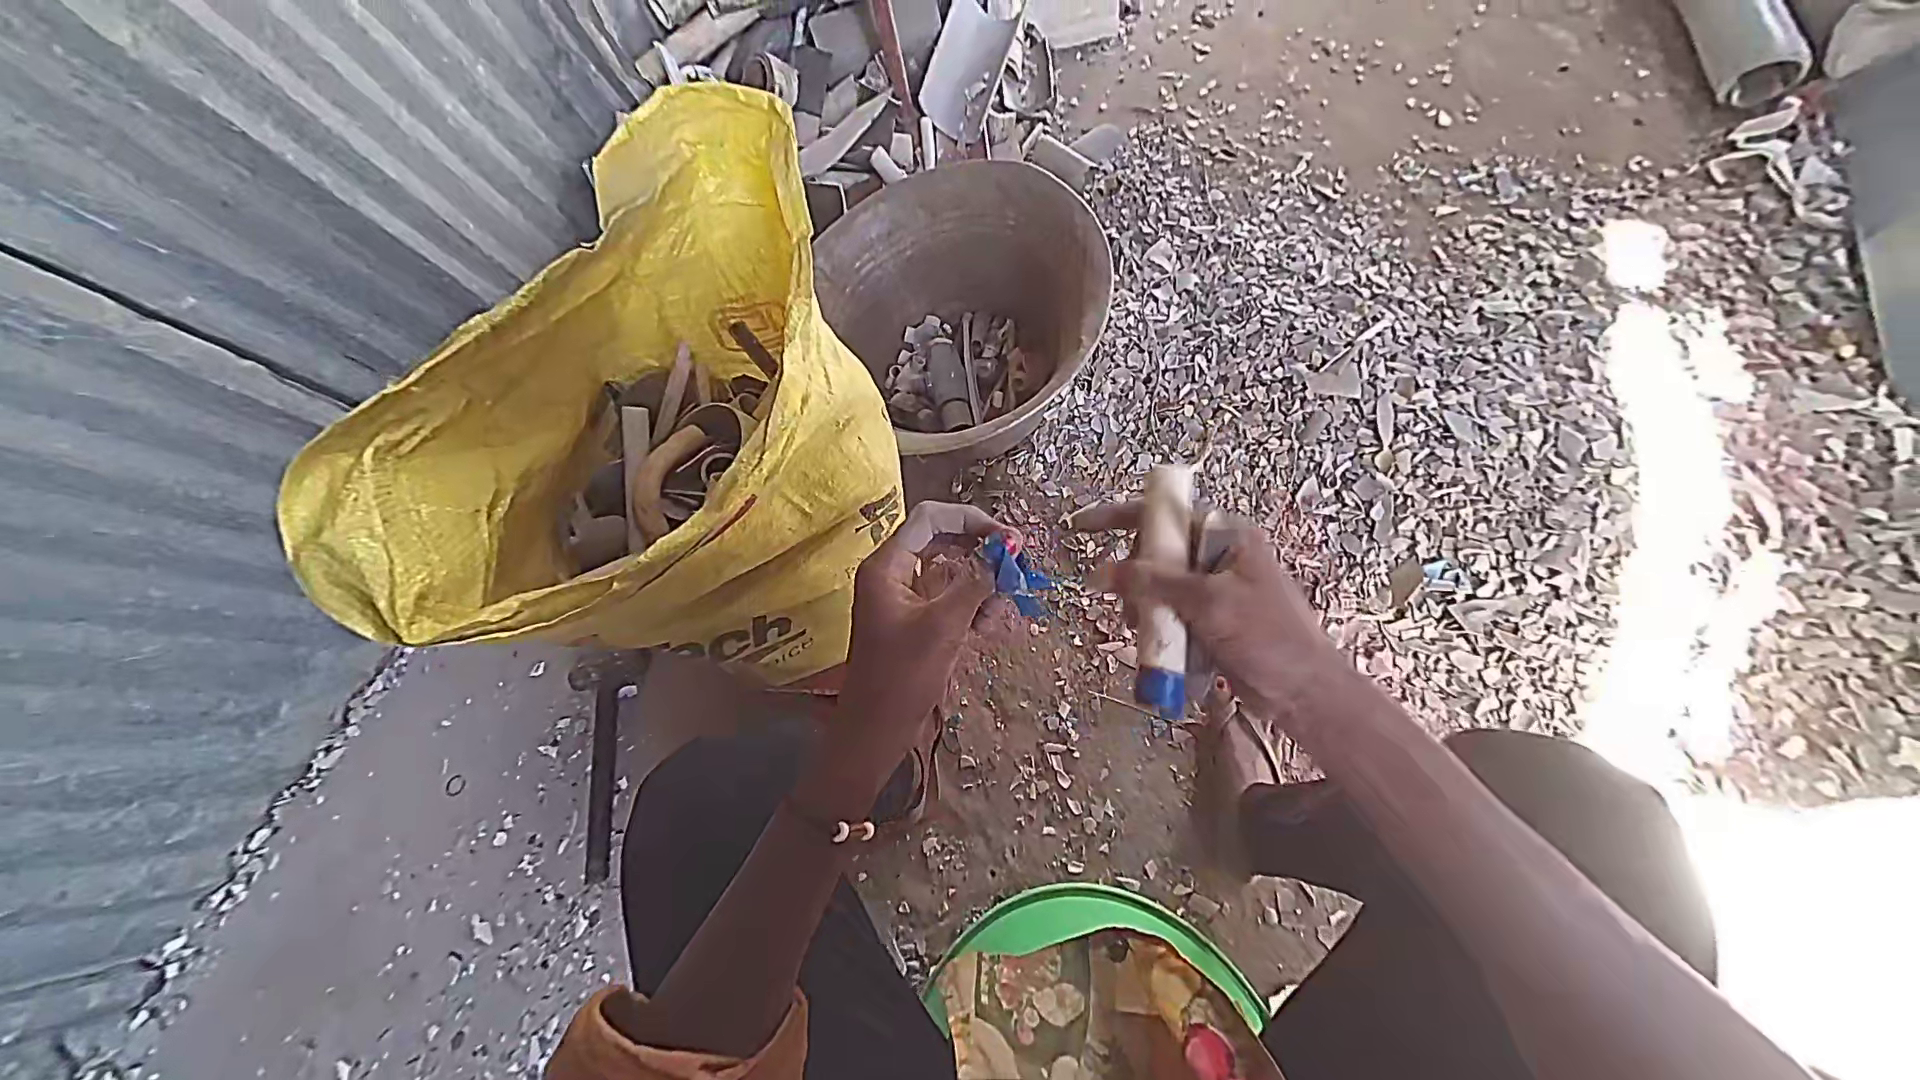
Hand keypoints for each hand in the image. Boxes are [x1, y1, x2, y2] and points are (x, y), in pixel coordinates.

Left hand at [800, 501, 1005, 812]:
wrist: (875, 732)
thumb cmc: (902, 679)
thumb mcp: (944, 626)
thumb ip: (976, 582)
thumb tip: (1008, 548)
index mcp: (887, 566)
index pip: (931, 517)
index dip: (972, 520)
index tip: (1008, 539)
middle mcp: (894, 573)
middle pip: (944, 541)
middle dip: (981, 554)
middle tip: (1015, 568)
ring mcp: (905, 597)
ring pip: (952, 571)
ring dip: (980, 586)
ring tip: (996, 615)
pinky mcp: (916, 619)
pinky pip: (949, 598)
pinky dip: (971, 606)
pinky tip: (986, 627)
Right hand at [1072, 501, 1341, 719]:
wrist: (1303, 693)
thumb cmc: (1266, 637)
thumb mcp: (1207, 603)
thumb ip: (1152, 583)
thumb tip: (1098, 573)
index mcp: (1226, 536)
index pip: (1164, 515)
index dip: (1120, 517)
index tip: (1081, 526)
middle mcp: (1217, 556)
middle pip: (1155, 553)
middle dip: (1131, 576)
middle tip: (1123, 603)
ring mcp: (1212, 589)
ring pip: (1157, 586)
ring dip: (1141, 605)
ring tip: (1139, 627)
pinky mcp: (1208, 618)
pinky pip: (1168, 612)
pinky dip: (1155, 623)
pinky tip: (1153, 642)